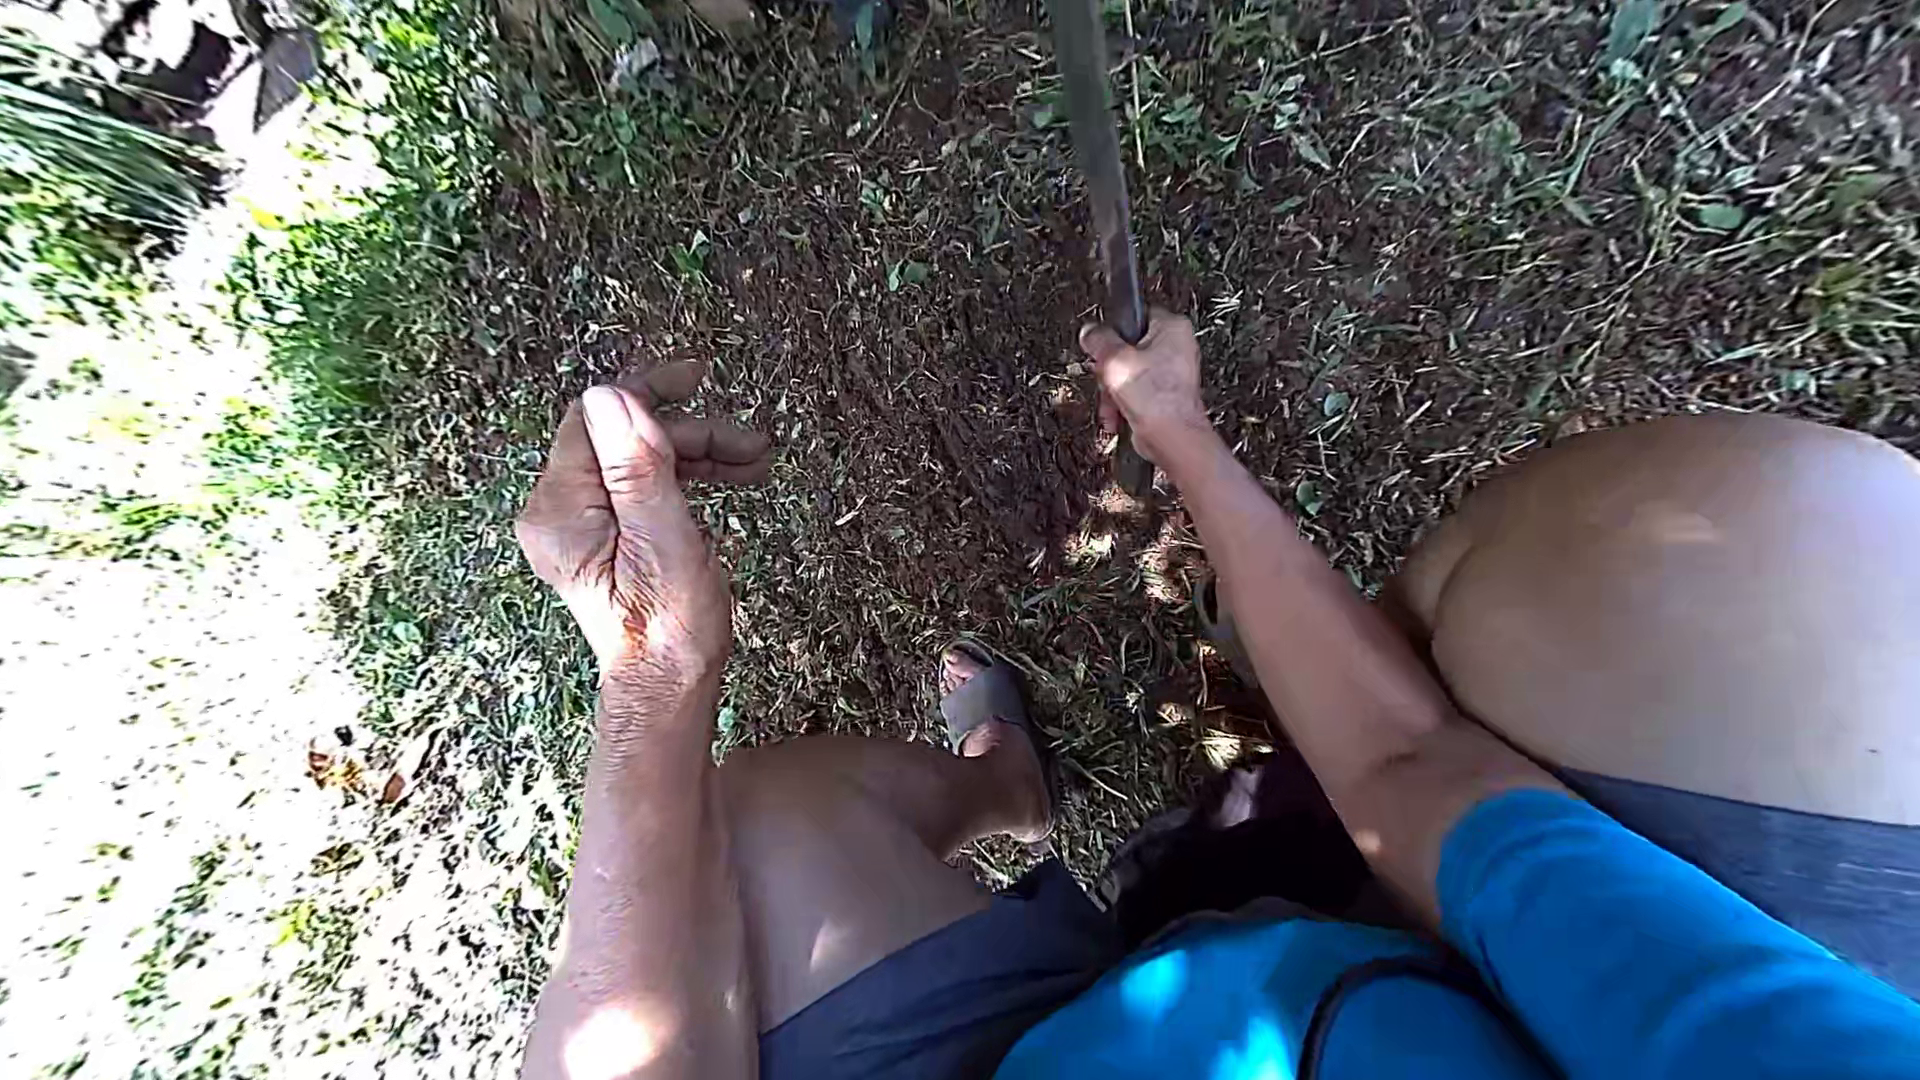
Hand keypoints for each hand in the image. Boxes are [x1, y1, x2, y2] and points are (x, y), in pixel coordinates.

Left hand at [515, 363, 771, 681]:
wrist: (669, 682)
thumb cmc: (672, 627)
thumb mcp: (665, 543)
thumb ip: (639, 471)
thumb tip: (616, 396)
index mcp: (562, 510)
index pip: (598, 421)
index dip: (649, 391)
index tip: (697, 376)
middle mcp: (562, 512)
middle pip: (627, 441)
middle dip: (694, 434)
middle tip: (750, 443)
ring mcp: (584, 525)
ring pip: (643, 462)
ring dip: (700, 454)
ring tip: (754, 463)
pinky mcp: (608, 535)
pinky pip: (646, 487)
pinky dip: (690, 477)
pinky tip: (728, 481)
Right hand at [1078, 309, 1208, 463]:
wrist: (1171, 437)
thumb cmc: (1155, 399)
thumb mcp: (1115, 360)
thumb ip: (1099, 340)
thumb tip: (1090, 331)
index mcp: (1172, 328)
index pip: (1134, 316)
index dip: (1112, 334)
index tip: (1101, 348)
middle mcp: (1176, 347)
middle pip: (1126, 350)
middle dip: (1109, 371)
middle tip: (1108, 380)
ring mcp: (1171, 373)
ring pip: (1126, 374)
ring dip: (1111, 392)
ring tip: (1113, 404)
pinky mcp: (1163, 395)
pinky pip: (1133, 393)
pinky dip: (1121, 405)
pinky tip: (1117, 416)